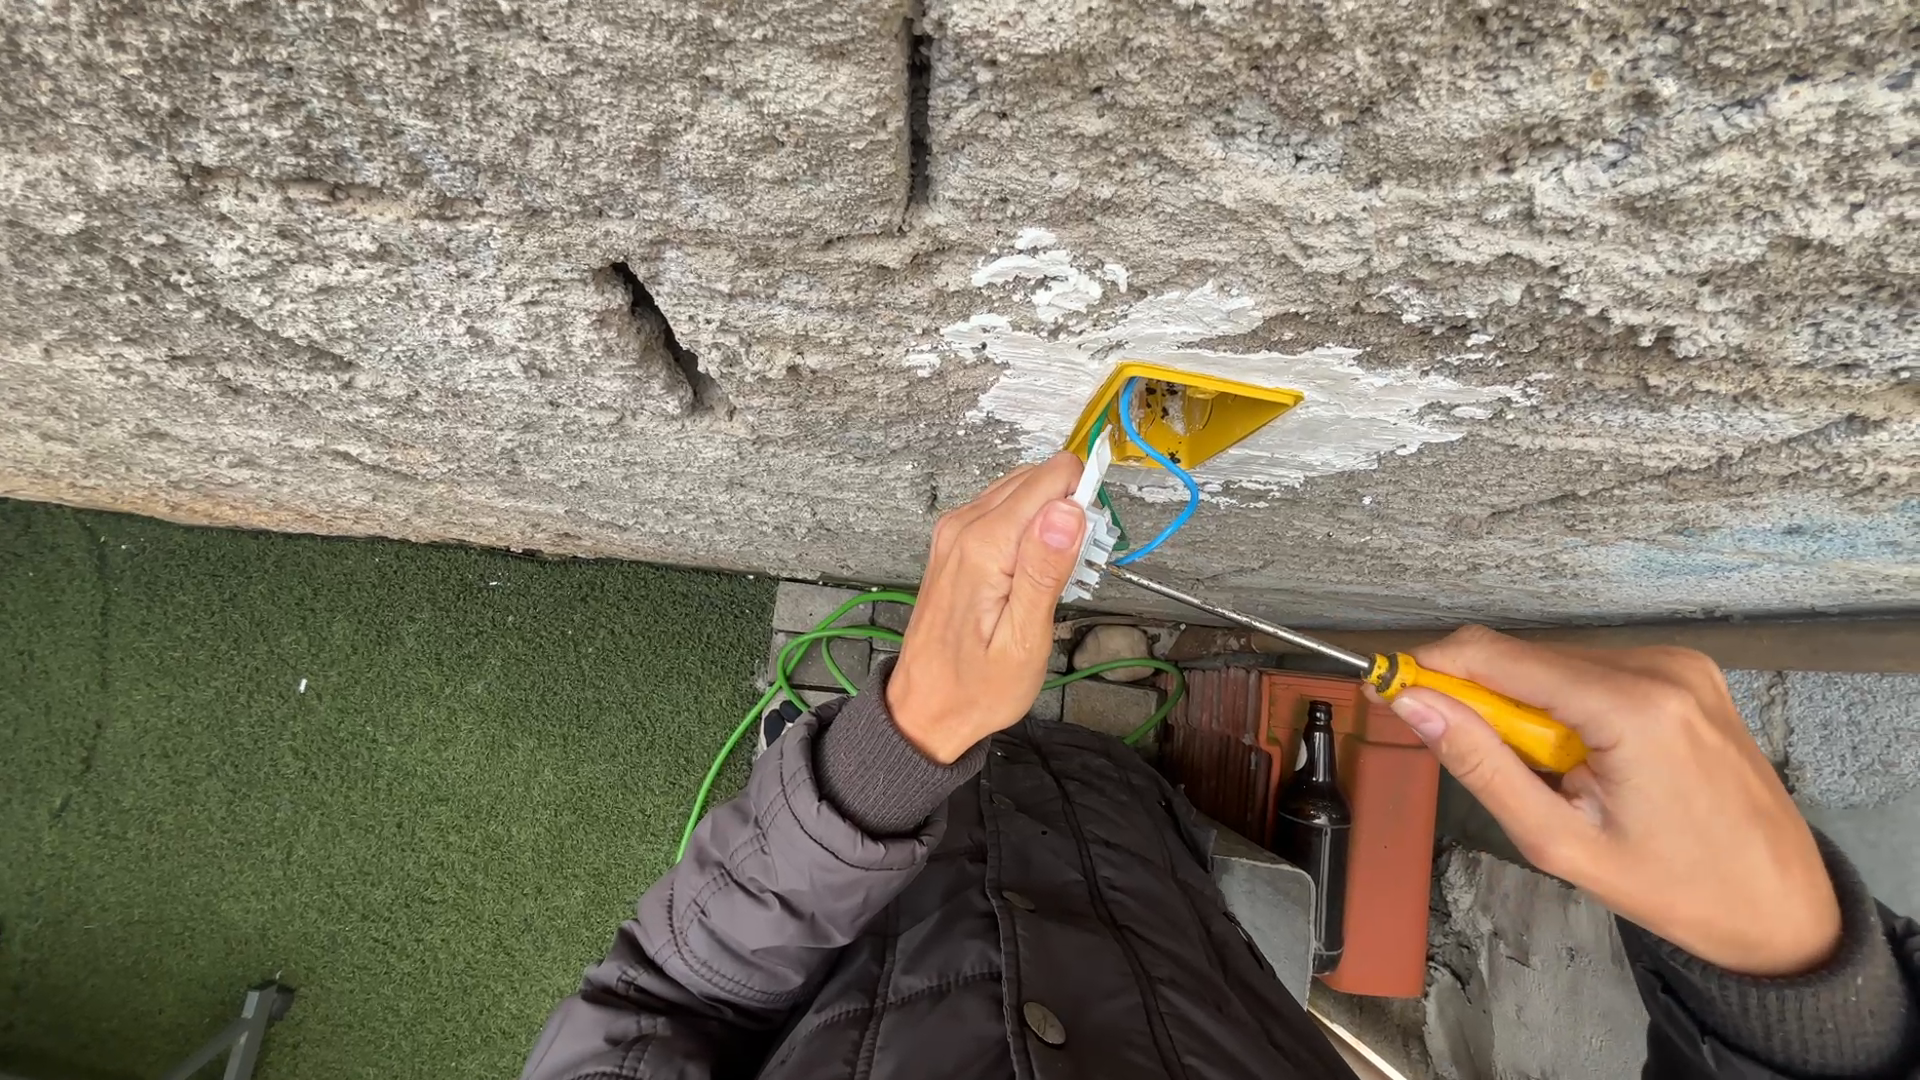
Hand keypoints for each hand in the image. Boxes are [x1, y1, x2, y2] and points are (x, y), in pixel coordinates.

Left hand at [887, 453, 1085, 763]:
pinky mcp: (955, 542)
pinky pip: (1003, 510)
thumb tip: (1068, 509)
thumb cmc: (976, 687)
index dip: (1082, 504)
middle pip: (1036, 479)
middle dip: (1067, 512)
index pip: (1050, 479)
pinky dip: (1028, 529)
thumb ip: (1046, 569)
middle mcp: (963, 527)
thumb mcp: (1024, 640)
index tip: (1088, 547)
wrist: (926, 708)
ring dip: (1049, 520)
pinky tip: (1031, 571)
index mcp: (983, 545)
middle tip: (1071, 571)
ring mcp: (954, 532)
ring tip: (1051, 577)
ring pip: (1021, 490)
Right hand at [1388, 627, 1839, 976]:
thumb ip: (1477, 763)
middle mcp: (1657, 667)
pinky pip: (1578, 667)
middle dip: (1471, 693)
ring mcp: (1675, 664)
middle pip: (1515, 653)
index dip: (1426, 666)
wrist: (1788, 912)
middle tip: (1462, 747)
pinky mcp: (1679, 670)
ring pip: (1542, 658)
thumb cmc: (1674, 887)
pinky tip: (1572, 749)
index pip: (1492, 655)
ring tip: (1538, 764)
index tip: (1386, 690)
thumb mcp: (1556, 840)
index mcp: (1633, 707)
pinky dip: (1550, 699)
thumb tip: (1410, 701)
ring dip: (1513, 700)